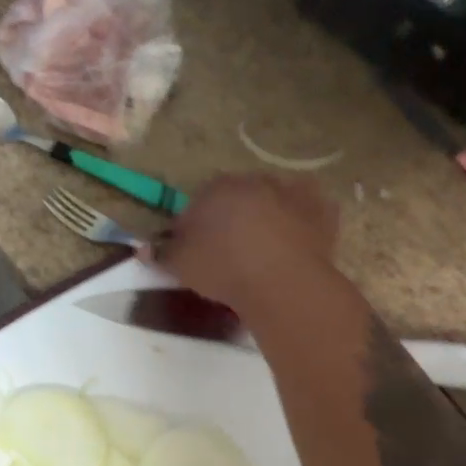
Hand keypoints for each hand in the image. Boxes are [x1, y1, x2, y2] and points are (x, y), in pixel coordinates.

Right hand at [147, 174, 339, 313]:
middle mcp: (255, 181)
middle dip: (231, 216)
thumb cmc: (222, 268)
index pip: (198, 201)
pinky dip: (298, 223)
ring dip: (266, 216)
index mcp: (216, 188)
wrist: (283, 283)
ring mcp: (293, 192)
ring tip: (260, 249)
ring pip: (272, 201)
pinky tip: (291, 244)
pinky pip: (305, 213)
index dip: (194, 224)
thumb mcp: (178, 265)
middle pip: (237, 197)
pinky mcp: (324, 210)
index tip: (194, 248)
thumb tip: (142, 249)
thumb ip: (159, 254)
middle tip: (226, 249)